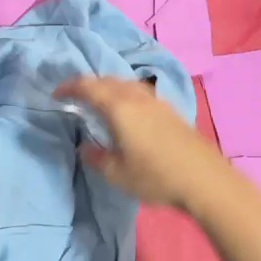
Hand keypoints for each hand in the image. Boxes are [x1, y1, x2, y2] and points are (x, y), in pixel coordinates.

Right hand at [55, 76, 232, 210]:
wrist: (204, 180)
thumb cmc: (155, 176)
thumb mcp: (116, 173)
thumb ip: (96, 157)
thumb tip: (85, 147)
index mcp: (119, 108)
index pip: (88, 87)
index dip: (69, 87)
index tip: (56, 95)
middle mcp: (137, 98)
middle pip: (107, 81)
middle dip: (88, 85)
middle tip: (75, 96)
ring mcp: (156, 102)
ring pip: (125, 84)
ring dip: (108, 88)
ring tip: (99, 101)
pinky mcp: (170, 111)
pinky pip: (139, 92)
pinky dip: (124, 94)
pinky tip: (126, 110)